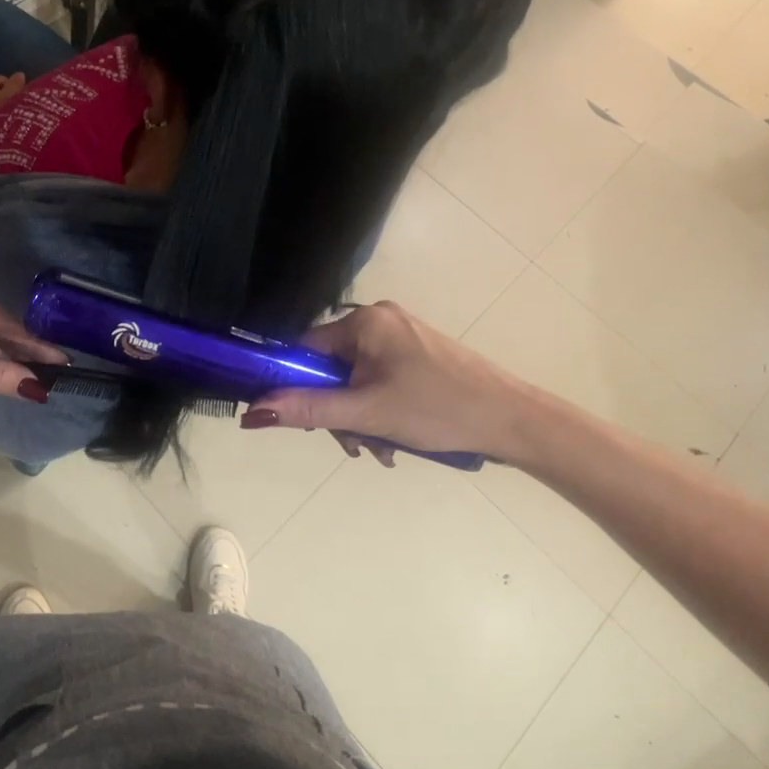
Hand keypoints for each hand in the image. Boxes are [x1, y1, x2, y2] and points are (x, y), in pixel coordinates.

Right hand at [242, 302, 543, 466]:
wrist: (516, 421)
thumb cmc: (438, 410)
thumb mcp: (366, 414)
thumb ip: (306, 410)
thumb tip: (252, 412)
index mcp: (363, 322)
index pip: (303, 349)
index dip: (295, 385)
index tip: (305, 421)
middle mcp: (379, 319)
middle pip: (329, 367)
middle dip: (337, 411)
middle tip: (357, 445)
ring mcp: (401, 334)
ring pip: (354, 378)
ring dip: (359, 417)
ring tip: (381, 449)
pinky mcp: (418, 352)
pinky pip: (378, 378)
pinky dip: (378, 409)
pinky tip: (393, 440)